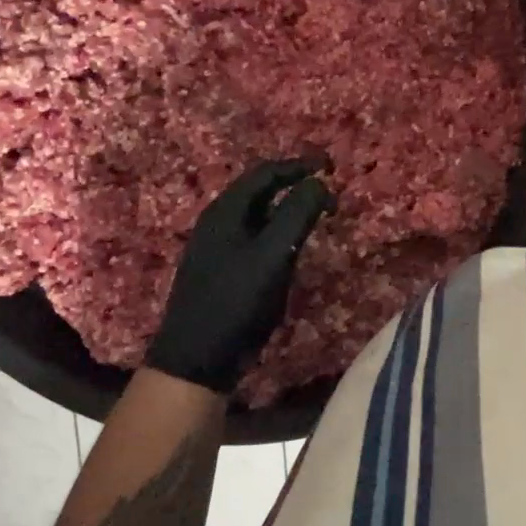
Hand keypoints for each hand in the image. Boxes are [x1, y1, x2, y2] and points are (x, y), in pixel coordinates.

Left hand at [145, 160, 334, 392]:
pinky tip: (292, 247)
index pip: (266, 173)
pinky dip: (278, 231)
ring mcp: (217, 247)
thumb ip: (297, 214)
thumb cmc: (236, 302)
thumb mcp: (272, 255)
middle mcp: (218, 222)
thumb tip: (319, 182)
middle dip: (295, 185)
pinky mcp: (222, 270)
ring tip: (317, 215)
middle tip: (327, 192)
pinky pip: (255, 237)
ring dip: (288, 208)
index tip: (330, 166)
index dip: (299, 166)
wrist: (196, 359)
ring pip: (258, 215)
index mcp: (225, 212)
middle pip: (260, 190)